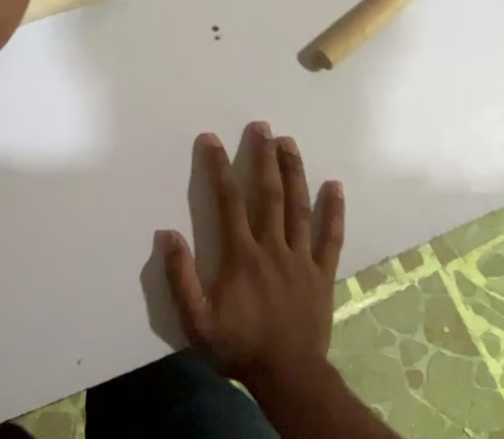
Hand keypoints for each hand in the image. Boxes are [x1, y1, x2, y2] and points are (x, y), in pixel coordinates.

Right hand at [159, 124, 345, 388]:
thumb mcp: (197, 320)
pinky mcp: (321, 275)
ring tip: (289, 142)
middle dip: (263, 158)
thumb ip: (181, 277)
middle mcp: (273, 248)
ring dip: (294, 172)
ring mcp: (301, 260)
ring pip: (299, 207)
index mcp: (242, 256)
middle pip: (269, 194)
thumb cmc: (239, 347)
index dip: (219, 168)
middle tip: (262, 127)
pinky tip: (336, 186)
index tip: (211, 139)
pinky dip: (334, 211)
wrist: (290, 377)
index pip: (228, 201)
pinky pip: (330, 238)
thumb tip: (168, 234)